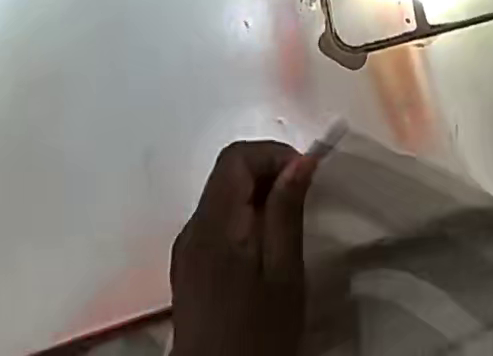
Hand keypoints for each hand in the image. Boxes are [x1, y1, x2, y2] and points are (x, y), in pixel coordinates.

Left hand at [170, 141, 317, 355]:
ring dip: (257, 193)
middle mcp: (192, 227)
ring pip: (222, 194)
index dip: (272, 154)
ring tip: (290, 220)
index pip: (235, 158)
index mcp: (213, 224)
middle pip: (226, 172)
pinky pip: (217, 219)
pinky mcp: (189, 265)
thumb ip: (287, 212)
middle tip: (303, 196)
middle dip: (267, 171)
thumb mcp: (284, 276)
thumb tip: (302, 160)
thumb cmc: (258, 338)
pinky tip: (267, 244)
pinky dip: (244, 215)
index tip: (305, 174)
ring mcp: (187, 246)